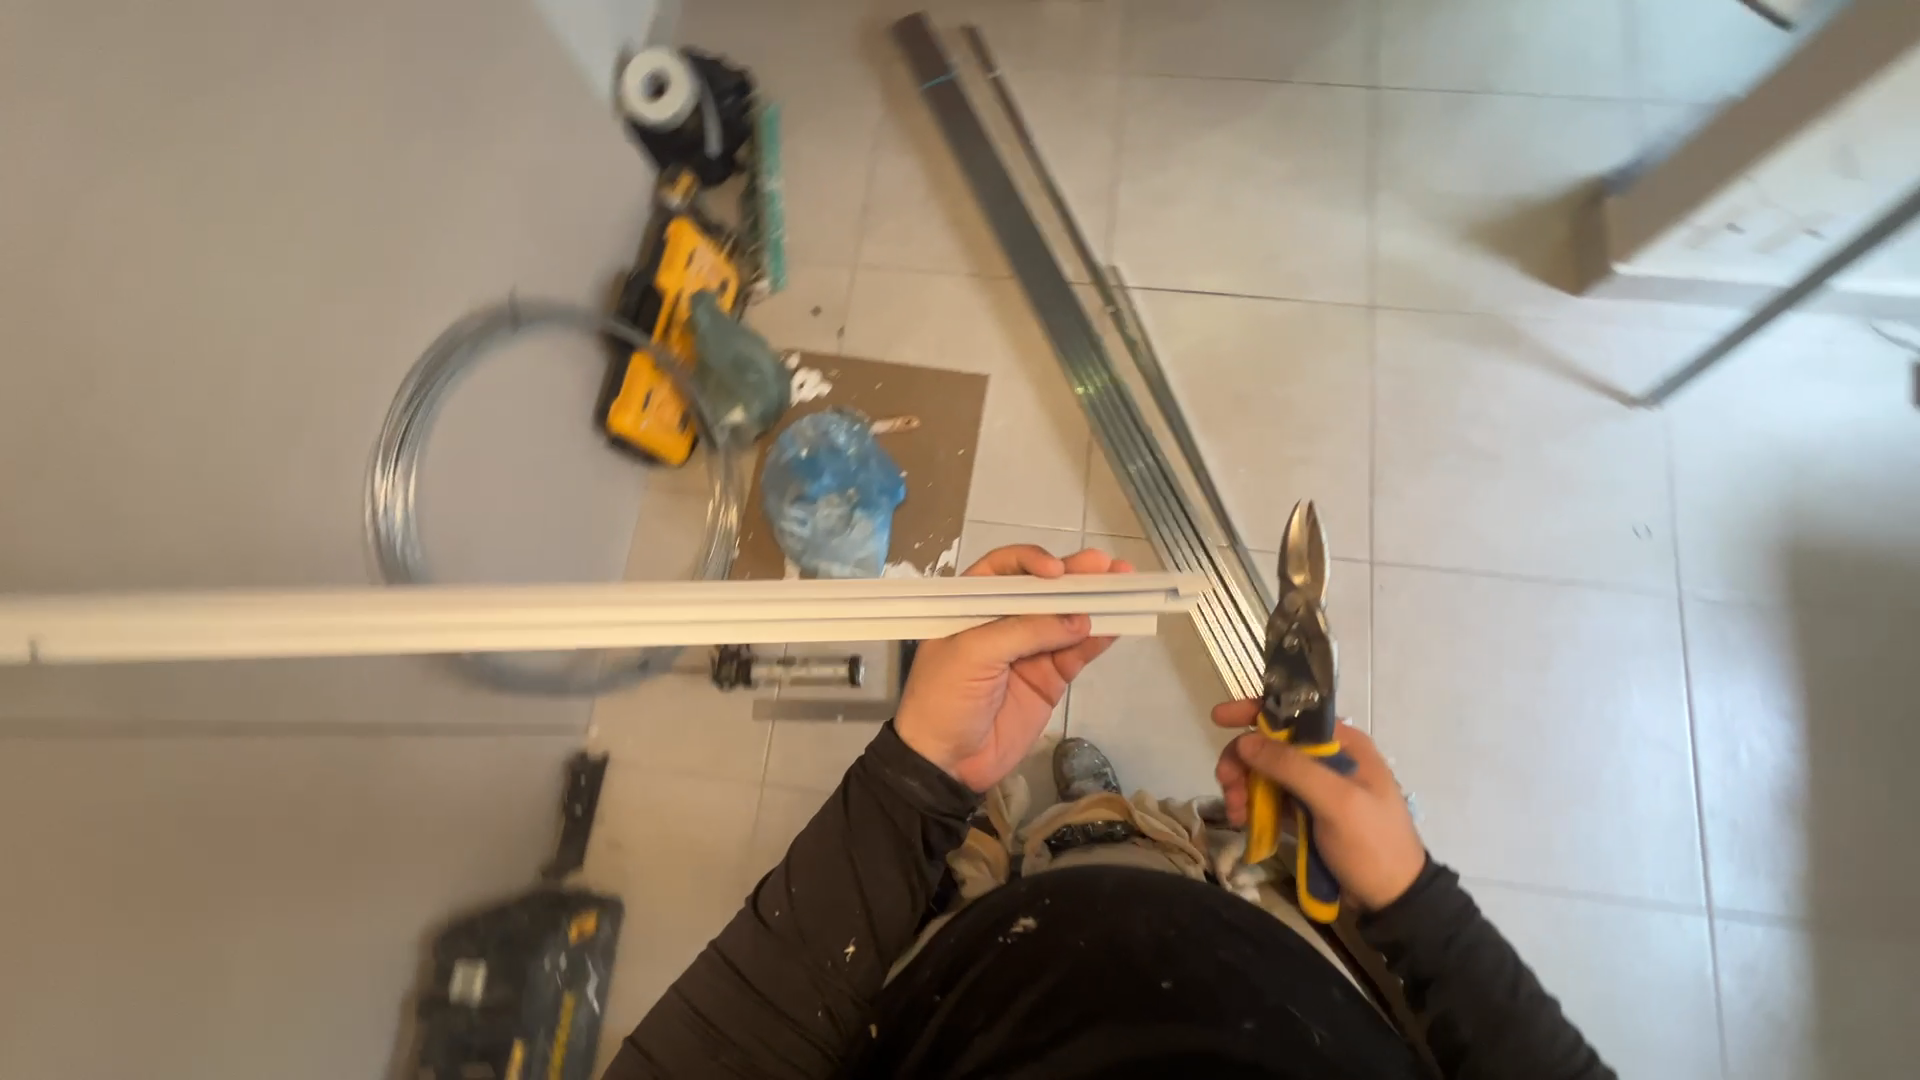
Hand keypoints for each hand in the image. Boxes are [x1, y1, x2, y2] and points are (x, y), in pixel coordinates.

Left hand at [895, 545, 1133, 792]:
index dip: (1032, 561)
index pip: (1005, 569)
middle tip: (1107, 566)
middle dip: (1075, 575)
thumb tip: (1080, 619)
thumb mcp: (973, 654)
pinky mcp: (1049, 678)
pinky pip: (1077, 652)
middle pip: (1043, 589)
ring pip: (1066, 618)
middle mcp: (1003, 620)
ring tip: (1125, 586)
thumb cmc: (944, 698)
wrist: (946, 763)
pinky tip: (1118, 624)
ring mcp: (1029, 649)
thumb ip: (1024, 631)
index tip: (1056, 571)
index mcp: (972, 605)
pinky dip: (1098, 638)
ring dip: (1095, 601)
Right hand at [1211, 699, 1426, 911]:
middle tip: (1225, 782)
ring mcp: (1314, 786)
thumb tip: (1244, 741)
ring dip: (1242, 785)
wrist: (1393, 902)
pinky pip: (1267, 797)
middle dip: (1242, 760)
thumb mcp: (1337, 803)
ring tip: (1234, 810)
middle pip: (1269, 744)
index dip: (1253, 712)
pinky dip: (1250, 804)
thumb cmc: (1373, 845)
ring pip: (1263, 771)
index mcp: (1343, 744)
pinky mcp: (1303, 811)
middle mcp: (1327, 758)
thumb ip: (1292, 768)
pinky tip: (1242, 820)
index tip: (1219, 719)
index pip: (1292, 714)